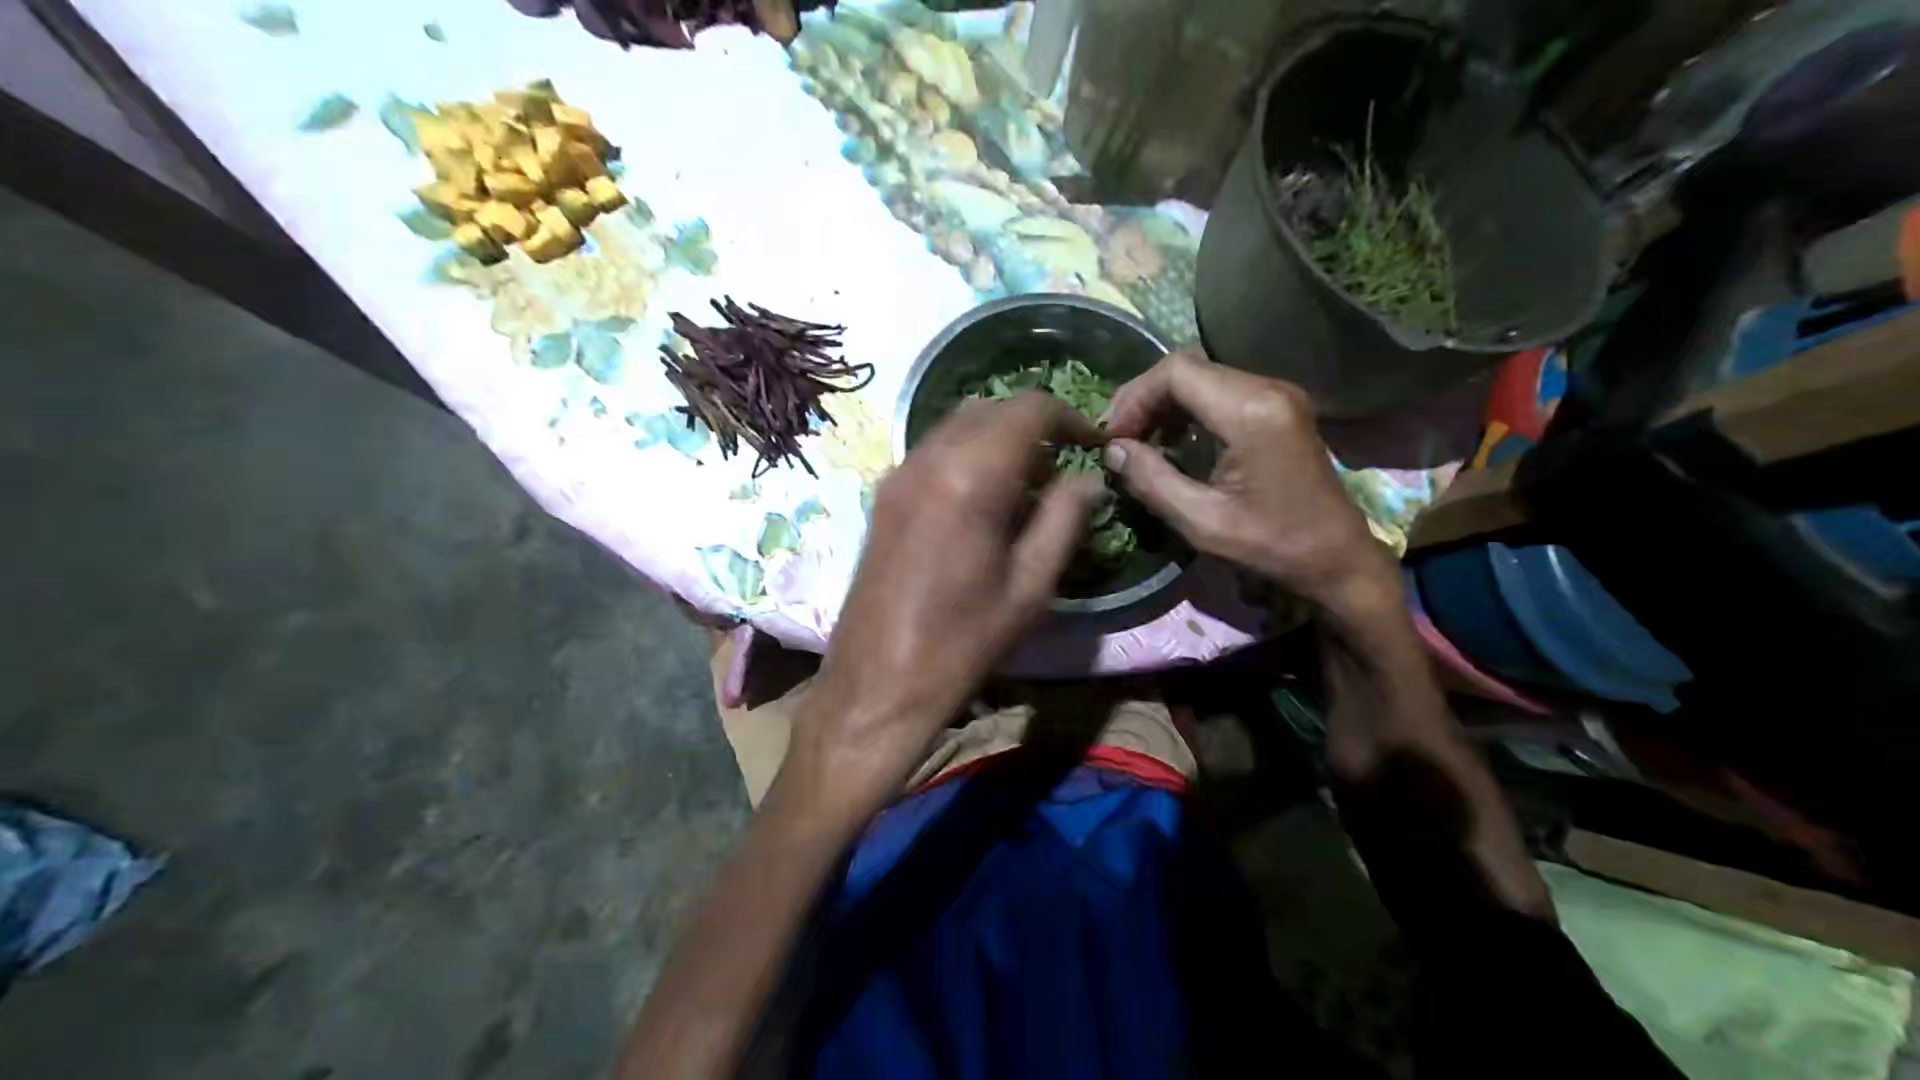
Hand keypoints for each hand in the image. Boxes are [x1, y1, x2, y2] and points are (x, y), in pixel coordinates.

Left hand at [792, 392, 1106, 805]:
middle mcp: (929, 458)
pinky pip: (934, 450)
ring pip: (959, 425)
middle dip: (1034, 425)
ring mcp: (899, 473)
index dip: (1070, 418)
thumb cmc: (963, 641)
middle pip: (991, 408)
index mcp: (971, 476)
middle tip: (1062, 467)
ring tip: (1027, 485)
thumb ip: (1064, 519)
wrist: (879, 681)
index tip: (1093, 443)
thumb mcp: (1031, 586)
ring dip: (999, 438)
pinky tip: (984, 501)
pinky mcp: (884, 494)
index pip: (1029, 409)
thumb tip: (1089, 479)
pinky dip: (967, 454)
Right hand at [1102, 349, 1395, 616]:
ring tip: (1138, 441)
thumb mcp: (1202, 522)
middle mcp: (1267, 389)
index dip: (1134, 398)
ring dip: (1163, 403)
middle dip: (1143, 399)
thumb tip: (1112, 450)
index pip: (1176, 372)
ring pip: (1201, 376)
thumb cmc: (1272, 545)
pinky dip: (1186, 409)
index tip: (1113, 438)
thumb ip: (1152, 480)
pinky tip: (1172, 441)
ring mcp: (1277, 395)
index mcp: (1251, 412)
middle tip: (1118, 440)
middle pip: (1187, 367)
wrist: (1336, 559)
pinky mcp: (1278, 408)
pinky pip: (1220, 391)